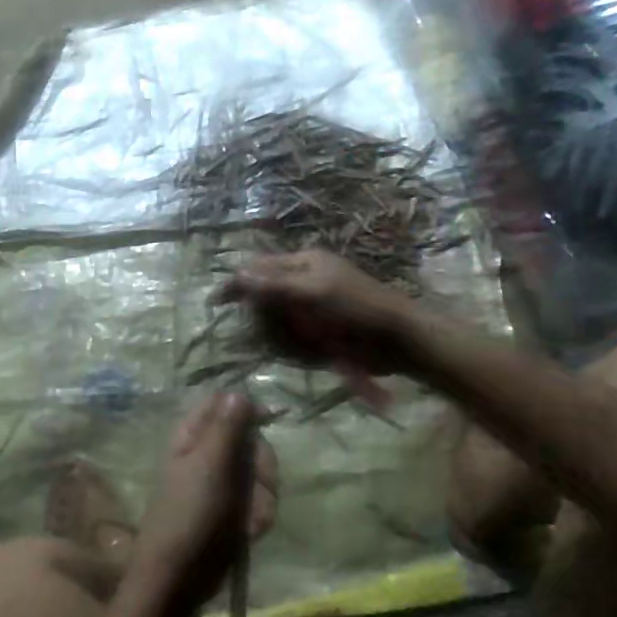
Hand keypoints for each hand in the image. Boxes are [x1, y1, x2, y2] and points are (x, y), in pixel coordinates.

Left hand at [128, 393, 277, 610]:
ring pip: (261, 473)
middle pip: (251, 439)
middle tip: (259, 485)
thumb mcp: (208, 465)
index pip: (226, 404)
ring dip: (262, 498)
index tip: (272, 420)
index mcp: (193, 434)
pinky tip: (248, 533)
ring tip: (248, 521)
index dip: (249, 410)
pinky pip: (260, 501)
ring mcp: (222, 483)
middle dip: (261, 466)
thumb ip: (226, 428)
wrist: (179, 577)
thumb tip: (239, 392)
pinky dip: (258, 517)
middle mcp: (209, 453)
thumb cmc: (187, 514)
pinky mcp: (234, 509)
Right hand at [214, 251, 423, 374]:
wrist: (399, 341)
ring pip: (277, 323)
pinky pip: (293, 340)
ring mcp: (311, 308)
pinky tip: (317, 354)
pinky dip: (299, 350)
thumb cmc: (357, 307)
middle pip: (264, 298)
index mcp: (303, 262)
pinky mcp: (318, 332)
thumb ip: (274, 284)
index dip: (238, 284)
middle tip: (288, 330)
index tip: (217, 303)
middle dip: (269, 318)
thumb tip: (237, 275)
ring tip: (310, 344)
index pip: (259, 267)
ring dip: (286, 337)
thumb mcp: (313, 291)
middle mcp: (303, 281)